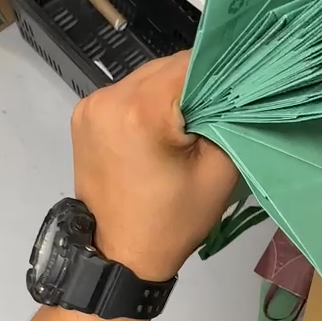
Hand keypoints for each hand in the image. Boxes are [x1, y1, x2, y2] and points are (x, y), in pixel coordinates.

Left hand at [71, 51, 241, 281]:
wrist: (122, 256)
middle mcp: (107, 97)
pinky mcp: (84, 115)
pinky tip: (161, 131)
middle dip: (195, 85)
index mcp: (140, 110)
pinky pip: (127, 94)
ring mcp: (90, 105)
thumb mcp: (218, 170)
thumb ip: (229, 118)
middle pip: (166, 68)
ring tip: (189, 126)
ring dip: (171, 94)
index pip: (191, 64)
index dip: (220, 73)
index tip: (238, 92)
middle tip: (217, 113)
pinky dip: (149, 104)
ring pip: (147, 79)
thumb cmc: (173, 221)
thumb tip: (235, 84)